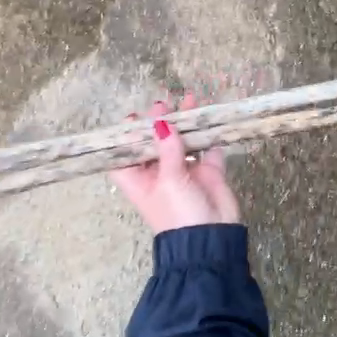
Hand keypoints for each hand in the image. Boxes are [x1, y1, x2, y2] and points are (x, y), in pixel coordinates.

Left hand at [110, 95, 241, 232]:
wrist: (211, 236)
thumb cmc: (178, 211)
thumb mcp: (168, 180)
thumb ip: (168, 149)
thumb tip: (162, 122)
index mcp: (140, 181)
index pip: (125, 158)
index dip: (126, 138)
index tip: (134, 117)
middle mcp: (160, 174)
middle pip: (155, 145)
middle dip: (158, 124)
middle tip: (163, 104)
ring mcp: (186, 172)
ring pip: (182, 142)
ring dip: (185, 123)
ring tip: (189, 100)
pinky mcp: (209, 171)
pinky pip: (207, 147)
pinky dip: (208, 133)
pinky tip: (209, 116)